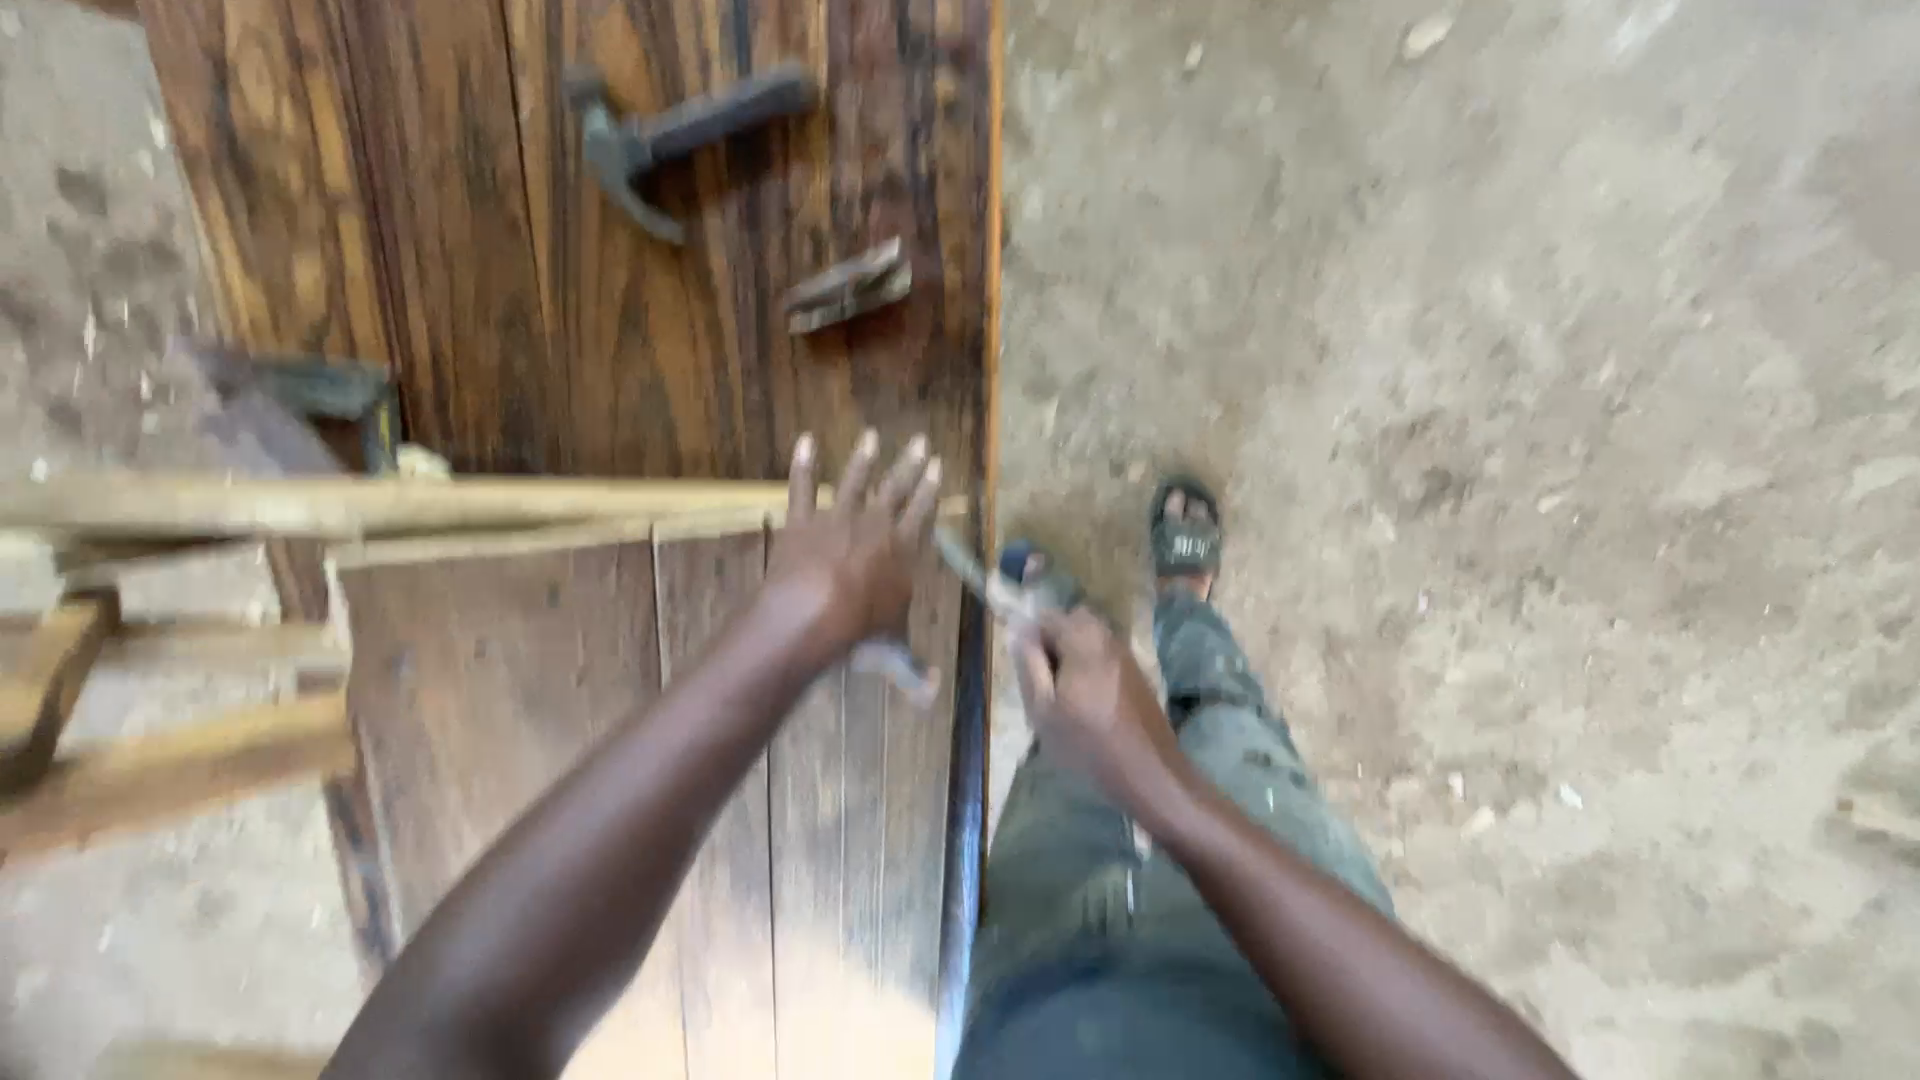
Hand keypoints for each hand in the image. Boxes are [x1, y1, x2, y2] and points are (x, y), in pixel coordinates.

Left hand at [763, 430, 942, 659]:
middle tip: (921, 441)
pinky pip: (802, 486)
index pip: (922, 515)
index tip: (939, 467)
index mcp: (902, 553)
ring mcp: (837, 519)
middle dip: (910, 465)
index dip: (931, 492)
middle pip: (897, 490)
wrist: (815, 612)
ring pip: (855, 482)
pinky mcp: (802, 520)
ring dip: (864, 459)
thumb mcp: (892, 653)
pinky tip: (806, 440)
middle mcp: (875, 527)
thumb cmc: (859, 632)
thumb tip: (932, 700)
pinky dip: (803, 464)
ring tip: (872, 436)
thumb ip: (911, 671)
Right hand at [1010, 608, 1190, 815]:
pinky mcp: (1137, 672)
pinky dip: (1090, 666)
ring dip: (1072, 654)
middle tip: (1044, 681)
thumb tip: (1018, 628)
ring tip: (1064, 695)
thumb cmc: (1087, 743)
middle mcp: (1107, 637)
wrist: (1148, 772)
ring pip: (1090, 637)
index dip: (1031, 639)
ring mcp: (1126, 654)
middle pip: (1073, 621)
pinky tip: (1088, 702)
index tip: (1028, 672)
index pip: (1047, 617)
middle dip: (1054, 641)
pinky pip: (1105, 654)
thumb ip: (1029, 663)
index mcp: (1082, 640)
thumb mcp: (1043, 708)